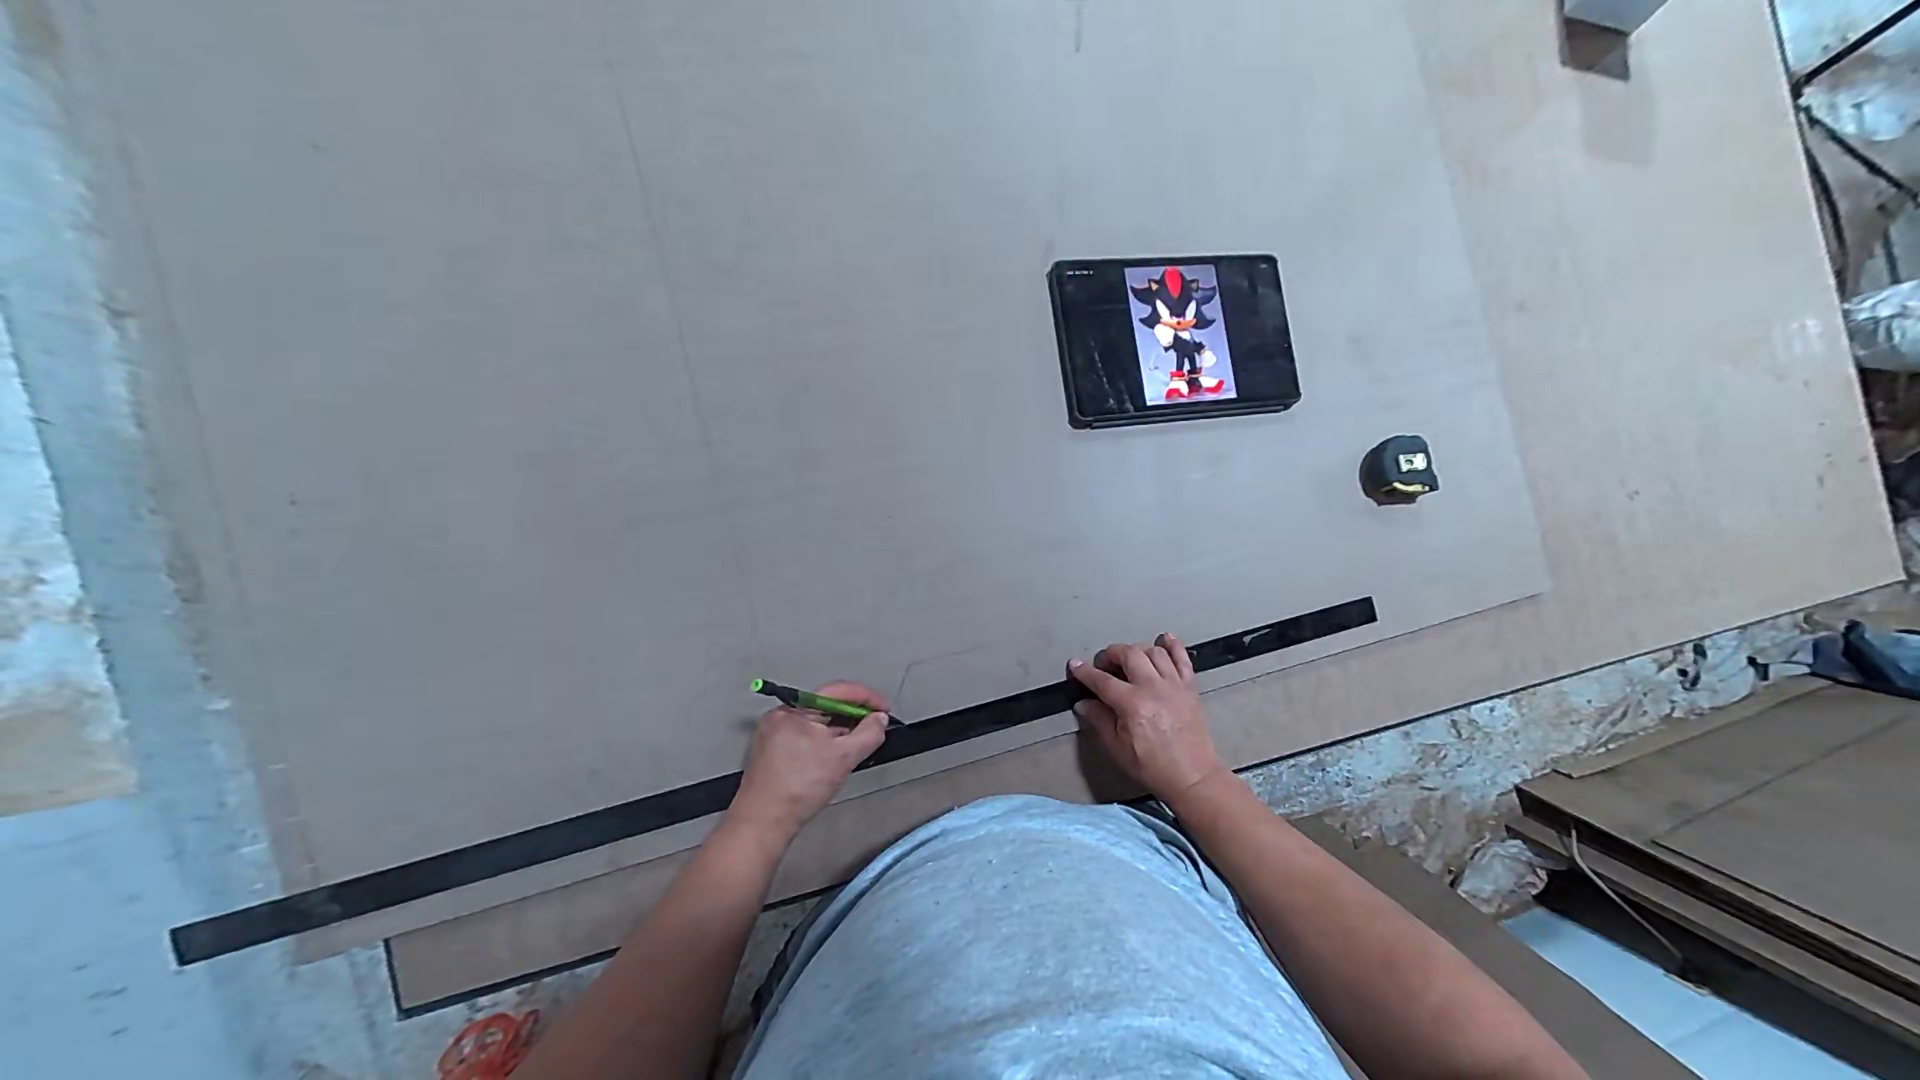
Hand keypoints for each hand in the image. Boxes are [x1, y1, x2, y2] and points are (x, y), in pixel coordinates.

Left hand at [727, 681, 888, 839]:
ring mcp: (773, 734)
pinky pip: (804, 737)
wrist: (764, 822)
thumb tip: (879, 719)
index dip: (867, 699)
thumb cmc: (798, 788)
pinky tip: (831, 761)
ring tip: (852, 750)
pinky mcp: (771, 752)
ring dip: (839, 732)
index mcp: (795, 709)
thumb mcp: (844, 757)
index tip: (884, 710)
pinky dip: (823, 743)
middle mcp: (780, 716)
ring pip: (816, 724)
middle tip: (873, 730)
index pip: (838, 691)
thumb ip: (869, 733)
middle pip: (827, 707)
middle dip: (853, 717)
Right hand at [1068, 634, 1227, 805]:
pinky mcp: (1189, 688)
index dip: (1085, 672)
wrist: (1193, 777)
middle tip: (1103, 665)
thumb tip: (1084, 703)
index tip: (1075, 666)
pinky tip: (1164, 638)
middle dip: (1111, 654)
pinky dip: (1173, 645)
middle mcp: (1153, 688)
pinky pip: (1183, 658)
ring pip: (1154, 651)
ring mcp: (1174, 685)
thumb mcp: (1118, 748)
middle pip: (1129, 654)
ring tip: (1129, 660)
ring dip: (1137, 650)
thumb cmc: (1153, 767)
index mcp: (1132, 704)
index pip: (1102, 680)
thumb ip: (1100, 720)